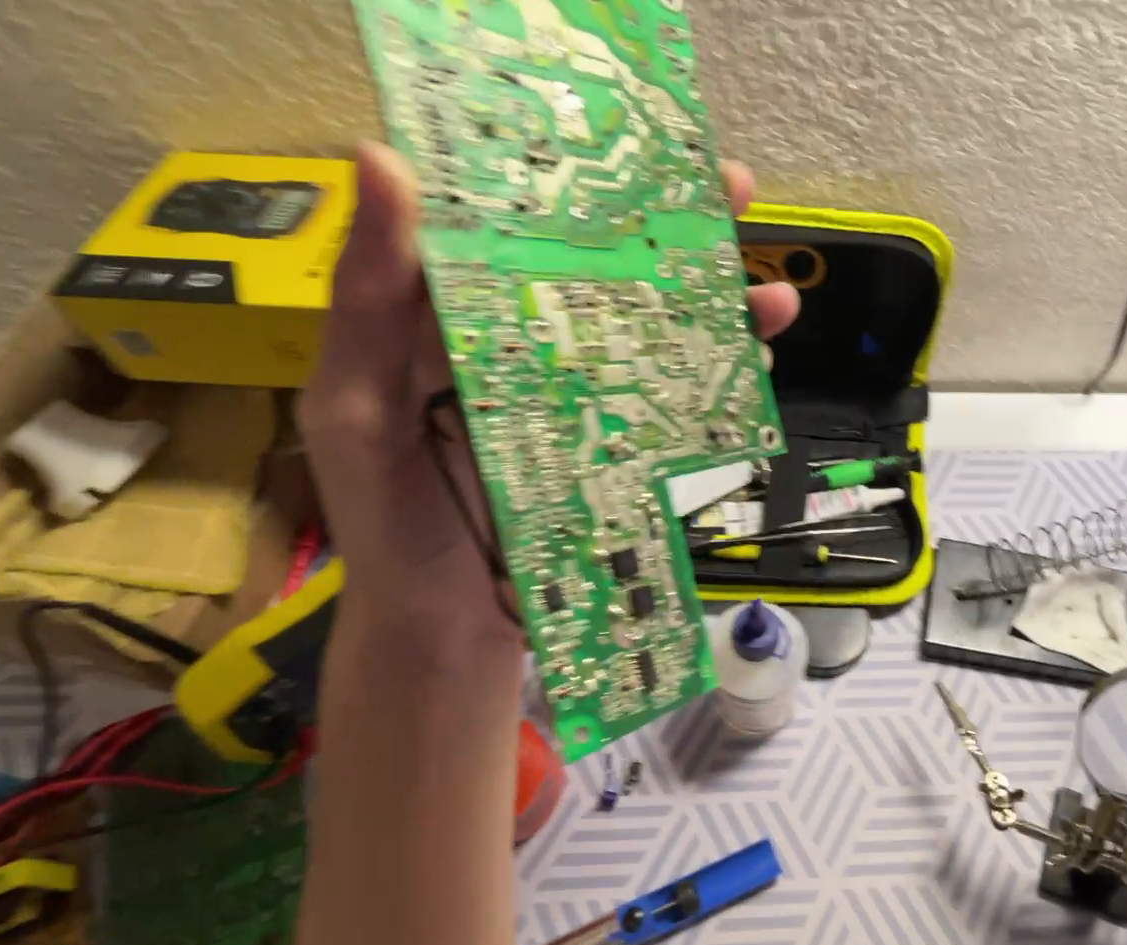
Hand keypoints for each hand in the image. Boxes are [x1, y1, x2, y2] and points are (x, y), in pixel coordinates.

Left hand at [298, 143, 799, 629]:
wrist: (450, 626)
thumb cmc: (391, 521)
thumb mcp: (356, 407)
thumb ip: (366, 299)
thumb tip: (383, 160)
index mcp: (455, 317)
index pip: (514, 222)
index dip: (567, 174)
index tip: (619, 136)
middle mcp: (526, 343)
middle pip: (602, 267)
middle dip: (669, 229)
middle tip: (729, 189)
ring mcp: (579, 395)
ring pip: (652, 329)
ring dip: (715, 302)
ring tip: (771, 286)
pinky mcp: (616, 445)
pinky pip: (672, 398)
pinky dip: (717, 375)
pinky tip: (758, 356)